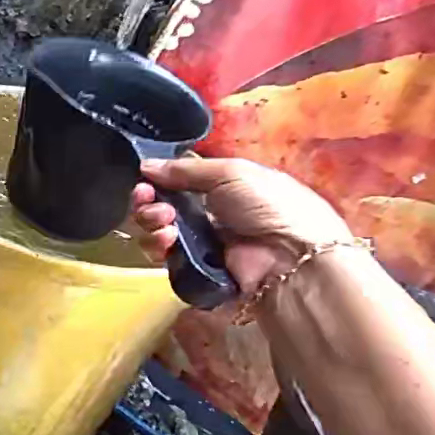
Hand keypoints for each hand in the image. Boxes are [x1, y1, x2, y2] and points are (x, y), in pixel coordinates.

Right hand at [129, 157, 352, 297]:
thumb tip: (145, 166)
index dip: (157, 179)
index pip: (177, 181)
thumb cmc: (269, 207)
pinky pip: (161, 254)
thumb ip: (186, 169)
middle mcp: (208, 214)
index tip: (145, 179)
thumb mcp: (232, 173)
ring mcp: (198, 242)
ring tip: (164, 222)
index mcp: (223, 188)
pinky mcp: (190, 268)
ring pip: (155, 229)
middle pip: (160, 204)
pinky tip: (168, 240)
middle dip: (148, 200)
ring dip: (151, 221)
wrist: (289, 260)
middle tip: (147, 199)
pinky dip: (157, 245)